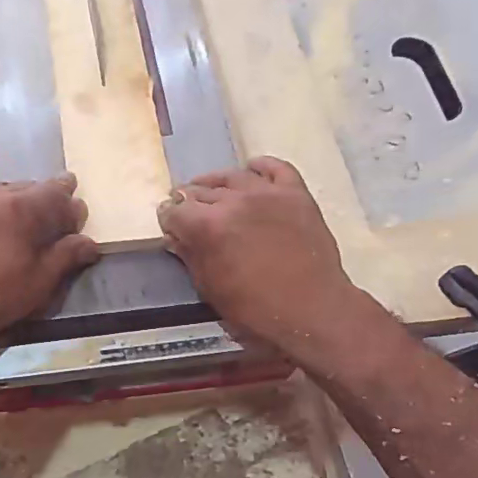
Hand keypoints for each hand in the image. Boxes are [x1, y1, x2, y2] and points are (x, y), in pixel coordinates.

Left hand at [0, 174, 100, 346]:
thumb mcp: (39, 282)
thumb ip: (67, 256)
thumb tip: (89, 242)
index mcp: (22, 208)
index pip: (56, 192)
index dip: (70, 203)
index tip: (75, 214)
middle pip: (29, 187)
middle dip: (43, 201)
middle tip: (50, 218)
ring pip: (1, 188)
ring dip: (15, 199)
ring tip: (17, 218)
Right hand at [158, 157, 363, 355]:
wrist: (309, 310)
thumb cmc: (253, 309)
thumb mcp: (210, 287)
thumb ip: (191, 256)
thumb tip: (177, 238)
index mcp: (208, 226)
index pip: (176, 211)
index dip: (168, 219)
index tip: (168, 226)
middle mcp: (234, 201)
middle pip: (200, 191)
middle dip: (188, 201)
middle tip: (185, 210)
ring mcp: (267, 193)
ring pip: (233, 176)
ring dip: (216, 183)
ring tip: (209, 190)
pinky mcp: (296, 193)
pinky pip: (275, 168)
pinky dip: (260, 167)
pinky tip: (251, 170)